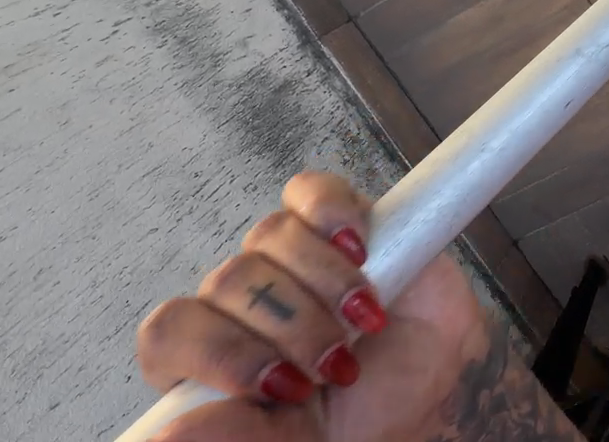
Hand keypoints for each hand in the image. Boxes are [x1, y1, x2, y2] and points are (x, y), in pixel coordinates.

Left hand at [136, 172, 487, 441]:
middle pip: (228, 280)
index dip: (222, 352)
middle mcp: (245, 299)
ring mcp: (295, 253)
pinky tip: (362, 250)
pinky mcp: (344, 217)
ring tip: (366, 320)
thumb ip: (235, 441)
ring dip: (324, 283)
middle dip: (291, 326)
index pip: (171, 330)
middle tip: (339, 363)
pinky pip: (313, 191)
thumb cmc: (365, 421)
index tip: (285, 385)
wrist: (441, 384)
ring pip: (270, 235)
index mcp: (212, 358)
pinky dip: (333, 215)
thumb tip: (168, 436)